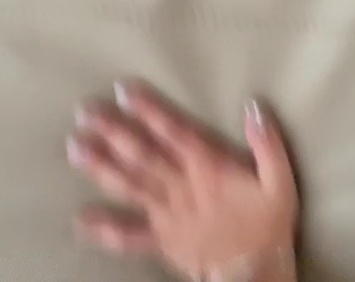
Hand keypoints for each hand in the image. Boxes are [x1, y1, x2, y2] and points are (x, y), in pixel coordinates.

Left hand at [70, 81, 298, 281]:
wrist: (254, 277)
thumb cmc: (268, 223)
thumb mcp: (280, 179)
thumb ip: (267, 141)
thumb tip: (253, 105)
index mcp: (208, 167)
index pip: (173, 131)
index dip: (149, 110)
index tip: (123, 91)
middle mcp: (180, 187)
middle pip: (142, 155)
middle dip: (112, 131)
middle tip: (84, 112)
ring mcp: (167, 216)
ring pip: (129, 186)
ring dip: (100, 167)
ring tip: (74, 148)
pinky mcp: (161, 242)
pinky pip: (129, 237)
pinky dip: (104, 229)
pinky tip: (79, 221)